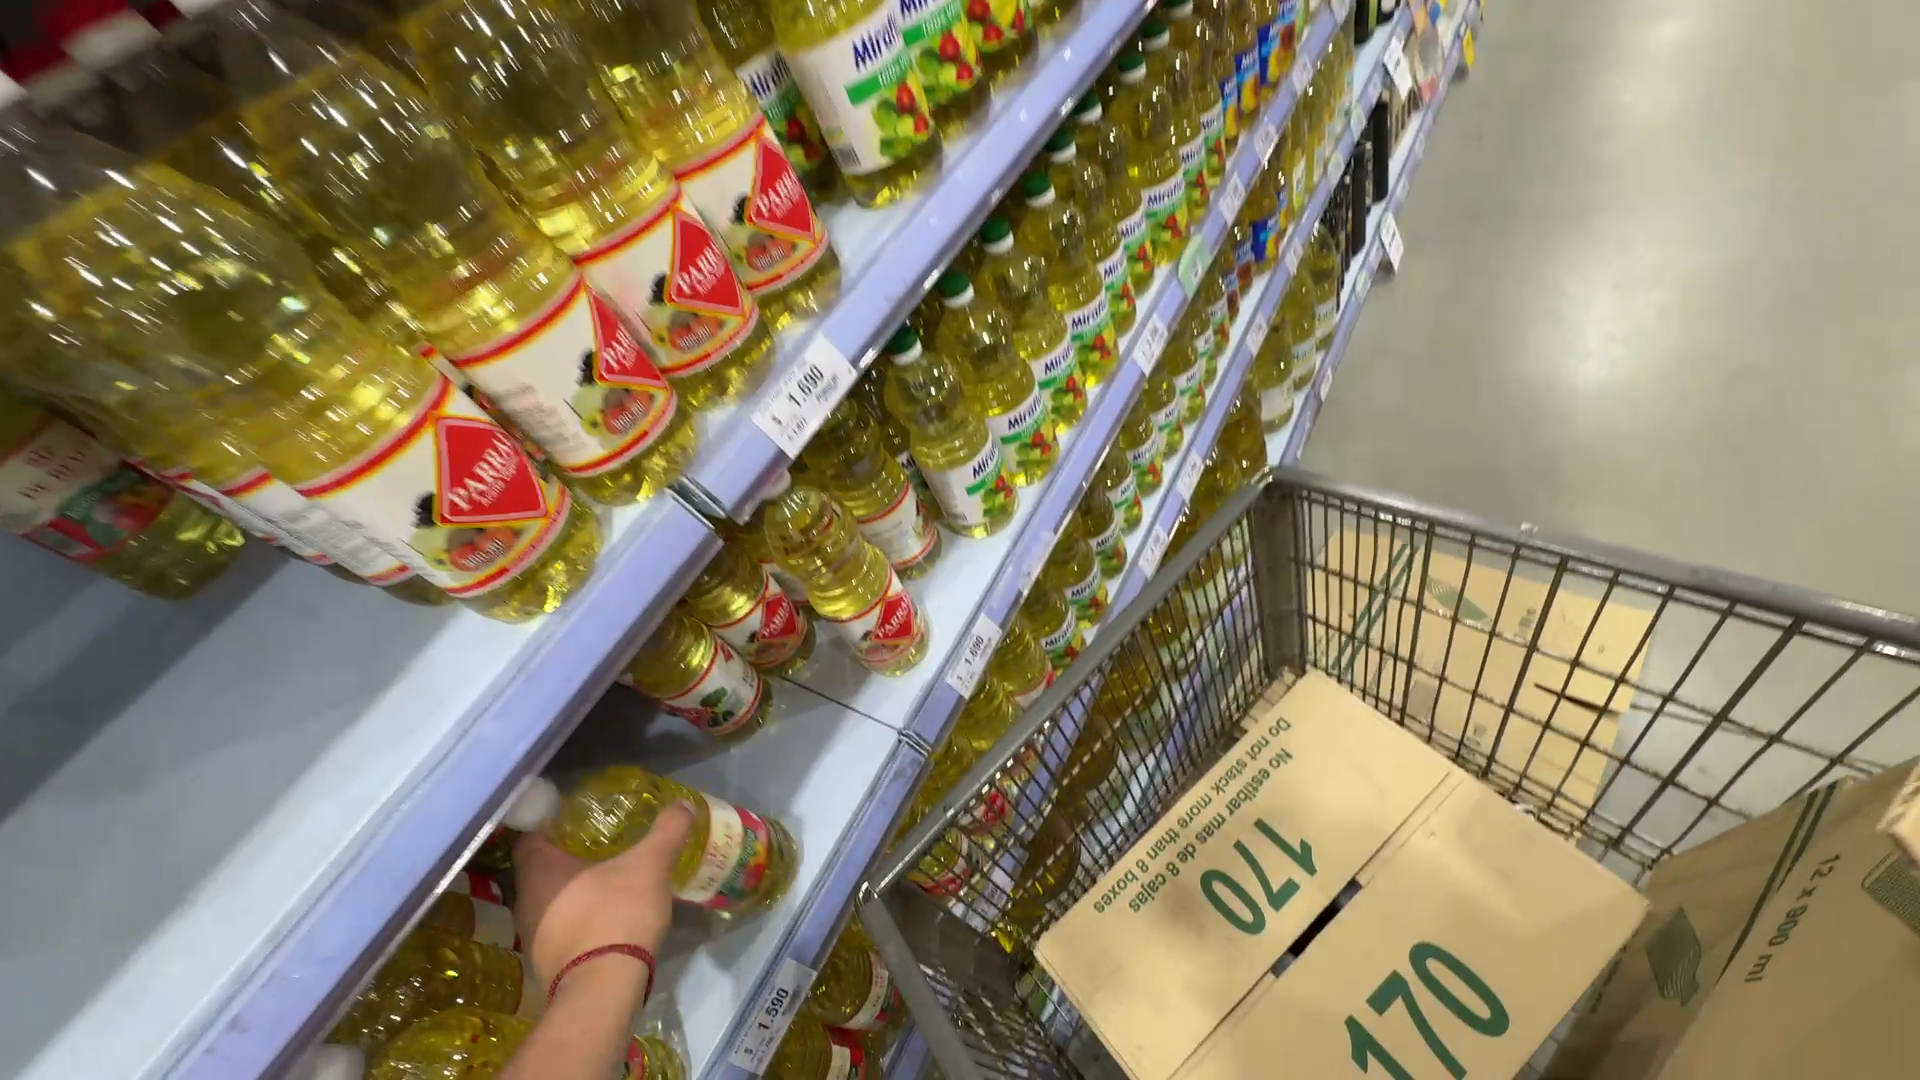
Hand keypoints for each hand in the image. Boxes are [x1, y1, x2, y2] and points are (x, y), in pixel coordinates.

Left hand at [511, 801, 695, 988]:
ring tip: (608, 879)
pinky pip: (559, 928)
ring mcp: (533, 937)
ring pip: (550, 900)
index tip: (580, 819)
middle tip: (601, 845)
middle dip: (569, 857)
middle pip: (541, 869)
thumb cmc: (617, 914)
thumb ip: (667, 830)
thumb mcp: (650, 864)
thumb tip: (683, 803)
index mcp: (539, 871)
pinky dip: (579, 918)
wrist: (604, 989)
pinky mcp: (547, 963)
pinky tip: (606, 915)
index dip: (554, 824)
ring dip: (574, 890)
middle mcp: (525, 901)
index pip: (533, 835)